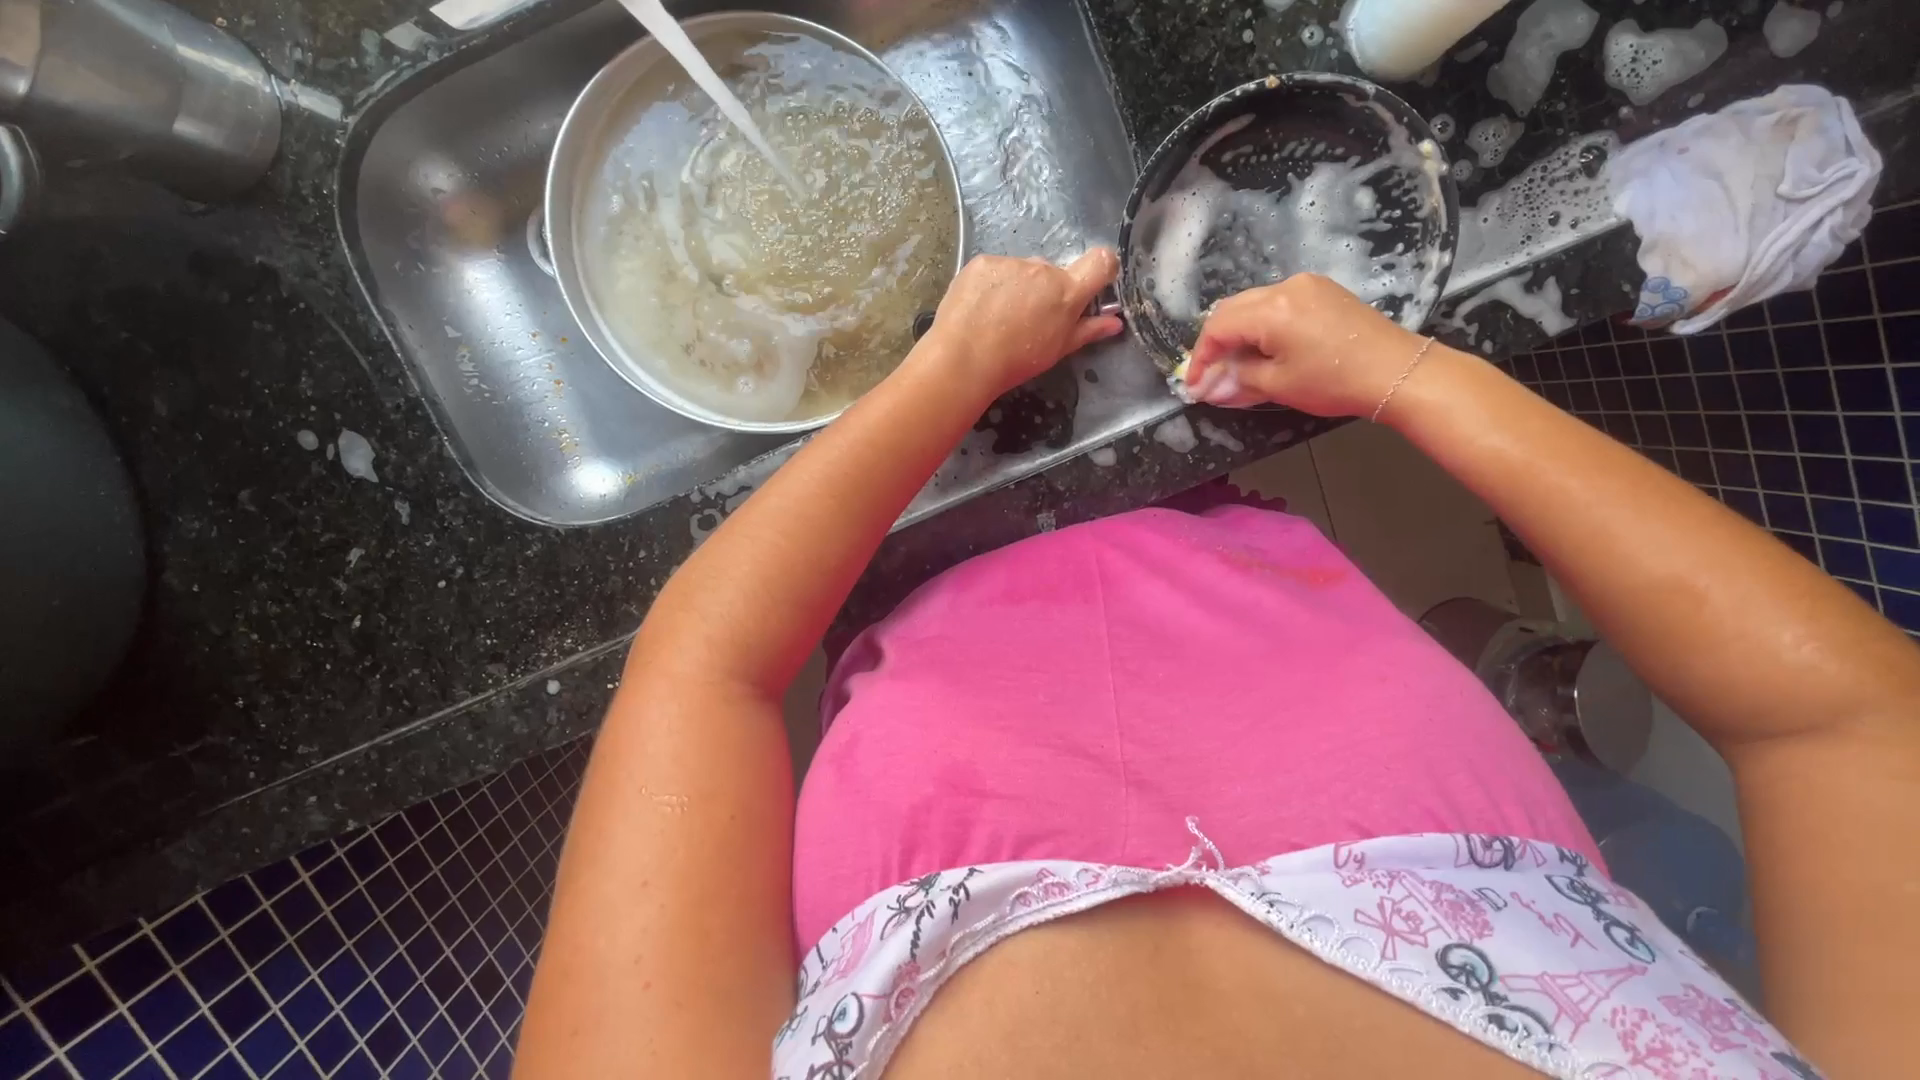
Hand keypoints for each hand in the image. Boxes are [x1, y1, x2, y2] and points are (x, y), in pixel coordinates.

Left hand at [919, 250, 1122, 397]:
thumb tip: (1115, 323)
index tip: (1092, 283)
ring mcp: (1010, 262)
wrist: (963, 359)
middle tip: (1027, 319)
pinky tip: (981, 308)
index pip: (1100, 262)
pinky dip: (992, 285)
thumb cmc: (1015, 361)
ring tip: (998, 317)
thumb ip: (1088, 331)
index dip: (1102, 269)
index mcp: (1066, 292)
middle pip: (1052, 272)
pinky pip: (995, 269)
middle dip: (1045, 290)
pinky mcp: (983, 262)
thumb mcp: (1057, 350)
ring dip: (1017, 287)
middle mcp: (1041, 269)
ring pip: (1021, 271)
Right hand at [1184, 274, 1432, 417]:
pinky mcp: (1322, 291)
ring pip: (1253, 304)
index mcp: (1271, 310)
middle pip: (1231, 309)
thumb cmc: (1334, 382)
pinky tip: (1263, 348)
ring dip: (1237, 332)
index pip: (1217, 328)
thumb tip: (1207, 389)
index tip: (1195, 385)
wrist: (1399, 371)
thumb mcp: (1278, 386)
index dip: (1200, 357)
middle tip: (1210, 375)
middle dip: (1215, 342)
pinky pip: (1276, 302)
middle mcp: (1285, 287)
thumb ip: (1236, 380)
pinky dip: (1260, 324)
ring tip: (1235, 364)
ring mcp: (1306, 285)